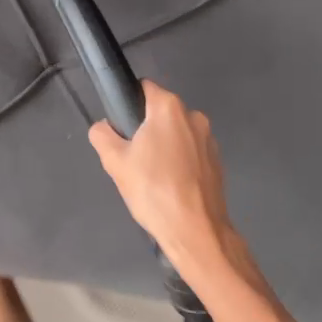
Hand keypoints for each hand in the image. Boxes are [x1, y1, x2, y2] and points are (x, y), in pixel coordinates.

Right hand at [88, 81, 230, 263]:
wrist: (197, 233)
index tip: (122, 129)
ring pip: (176, 135)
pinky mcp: (218, 162)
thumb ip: (102, 135)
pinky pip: (191, 153)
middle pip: (160, 113)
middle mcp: (193, 116)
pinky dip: (180, 164)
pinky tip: (172, 188)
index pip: (143, 88)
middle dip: (145, 130)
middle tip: (132, 159)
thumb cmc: (154, 191)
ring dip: (164, 148)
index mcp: (169, 107)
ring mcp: (209, 140)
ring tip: (152, 179)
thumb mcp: (115, 162)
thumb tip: (104, 127)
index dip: (128, 104)